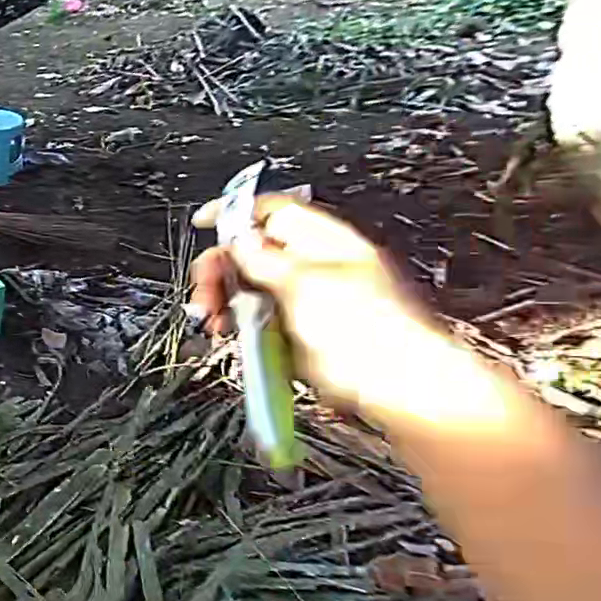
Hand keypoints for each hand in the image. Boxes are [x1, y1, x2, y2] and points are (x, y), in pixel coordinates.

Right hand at [189, 195, 472, 426]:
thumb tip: (237, 239)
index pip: (270, 211)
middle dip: (219, 267)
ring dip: (220, 297)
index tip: (203, 223)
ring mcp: (300, 298)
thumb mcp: (308, 286)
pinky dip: (232, 319)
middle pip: (247, 250)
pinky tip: (225, 330)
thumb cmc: (372, 337)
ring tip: (212, 317)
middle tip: (205, 290)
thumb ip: (266, 260)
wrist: (396, 389)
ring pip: (244, 284)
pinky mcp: (292, 327)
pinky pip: (250, 314)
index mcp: (323, 244)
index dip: (234, 213)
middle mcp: (310, 267)